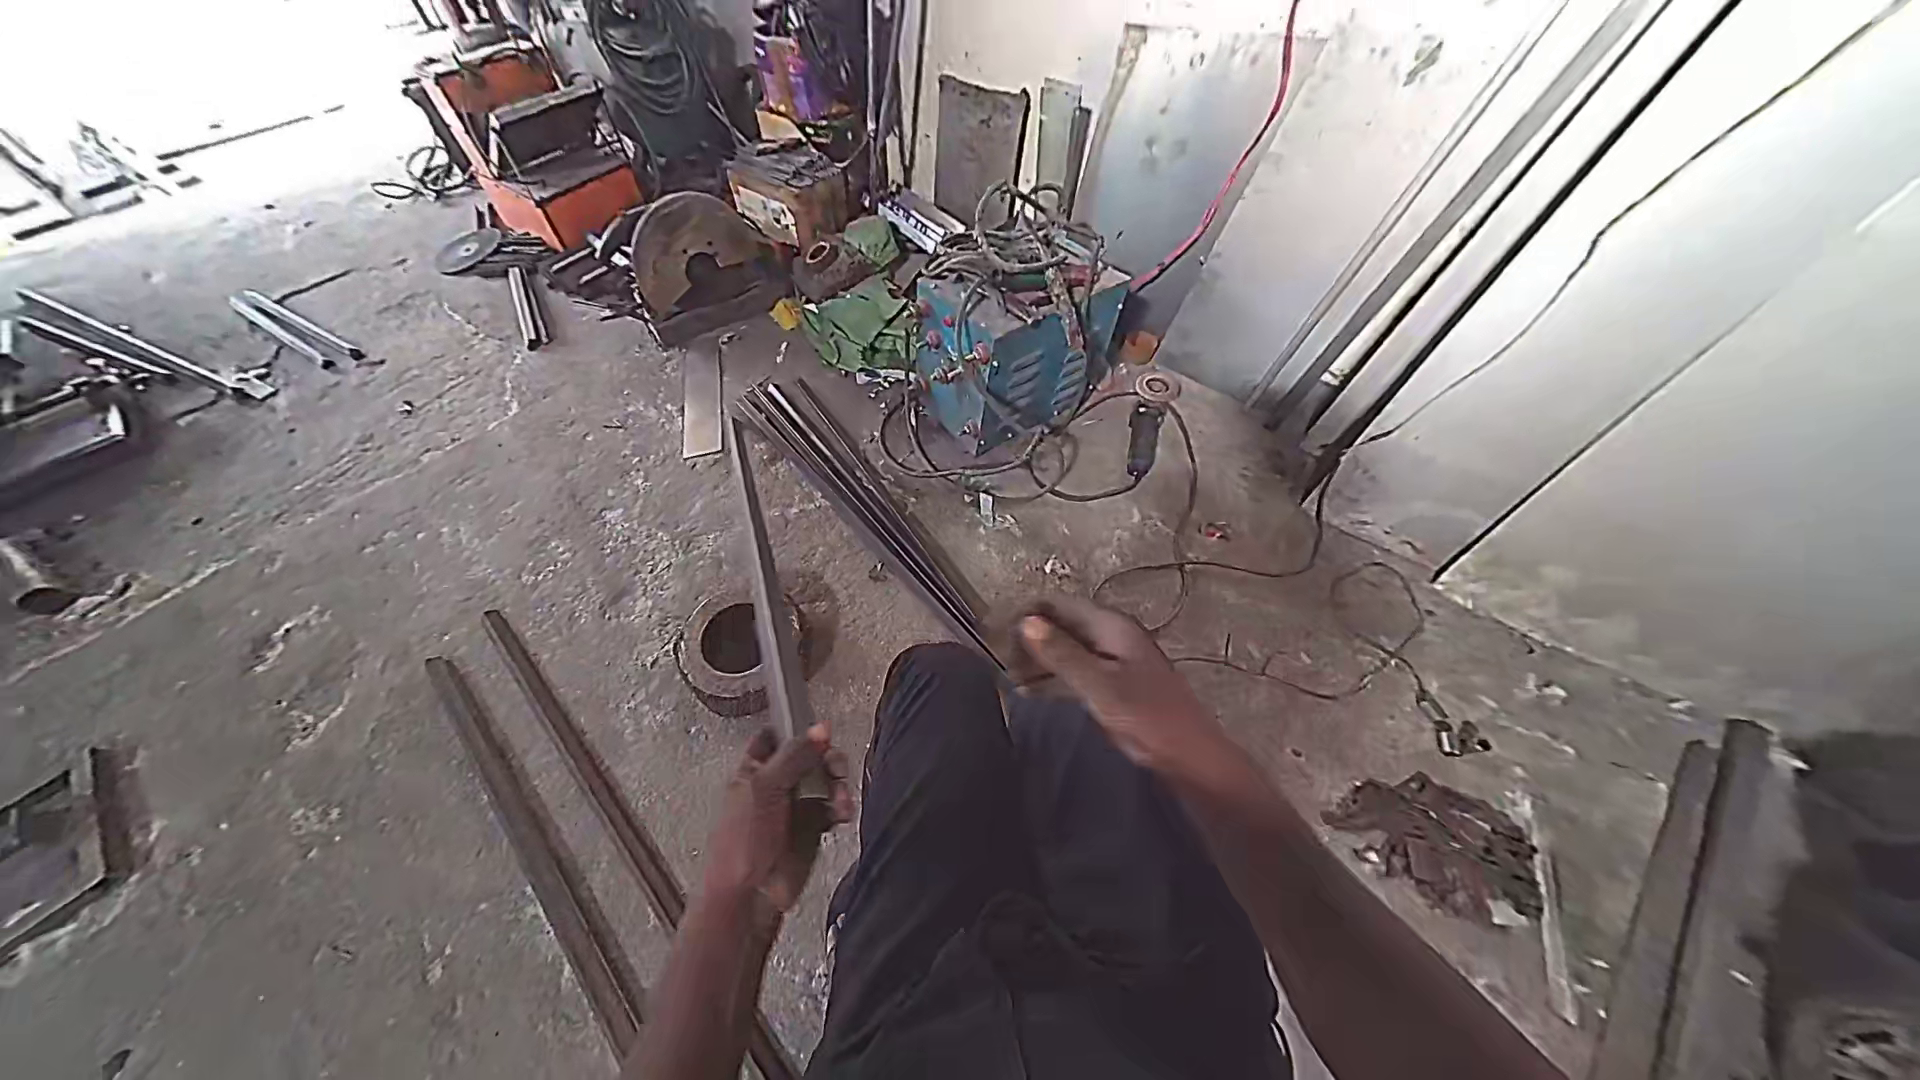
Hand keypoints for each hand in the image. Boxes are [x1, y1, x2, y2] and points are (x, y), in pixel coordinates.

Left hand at [701, 725, 854, 918]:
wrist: (750, 899)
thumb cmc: (739, 847)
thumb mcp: (766, 788)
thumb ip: (795, 755)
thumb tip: (820, 730)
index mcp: (754, 769)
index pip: (777, 735)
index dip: (797, 729)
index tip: (817, 730)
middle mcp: (776, 784)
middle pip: (810, 755)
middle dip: (827, 758)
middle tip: (834, 767)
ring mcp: (794, 805)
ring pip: (826, 779)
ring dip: (839, 784)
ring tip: (840, 799)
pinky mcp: (811, 826)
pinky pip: (834, 806)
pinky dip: (842, 806)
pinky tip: (841, 812)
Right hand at [1017, 597, 1235, 776]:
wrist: (1192, 762)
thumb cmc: (1149, 720)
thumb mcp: (1100, 686)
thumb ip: (1063, 654)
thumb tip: (1026, 622)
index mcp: (1111, 627)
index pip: (1057, 604)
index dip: (1025, 614)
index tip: (994, 634)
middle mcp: (1110, 637)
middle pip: (1059, 625)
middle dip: (1027, 638)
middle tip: (997, 661)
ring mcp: (1112, 662)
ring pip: (1064, 650)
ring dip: (1036, 660)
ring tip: (1006, 680)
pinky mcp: (1113, 687)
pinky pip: (1072, 672)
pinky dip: (1049, 678)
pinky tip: (1029, 694)